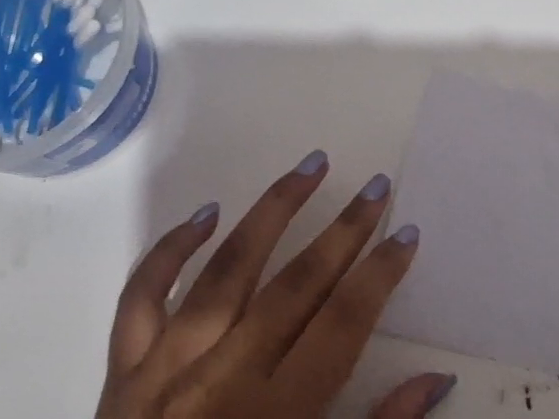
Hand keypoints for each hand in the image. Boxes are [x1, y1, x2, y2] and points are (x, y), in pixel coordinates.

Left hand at [96, 152, 452, 418]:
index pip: (342, 324)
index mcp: (278, 413)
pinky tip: (206, 214)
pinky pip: (142, 299)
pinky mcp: (121, 375)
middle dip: (344, 231)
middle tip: (377, 186)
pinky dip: (170, 251)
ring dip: (273, 212)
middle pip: (296, 286)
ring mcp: (166, 371)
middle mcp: (224, 379)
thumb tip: (437, 380)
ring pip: (227, 271)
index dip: (379, 275)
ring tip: (311, 166)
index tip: (407, 235)